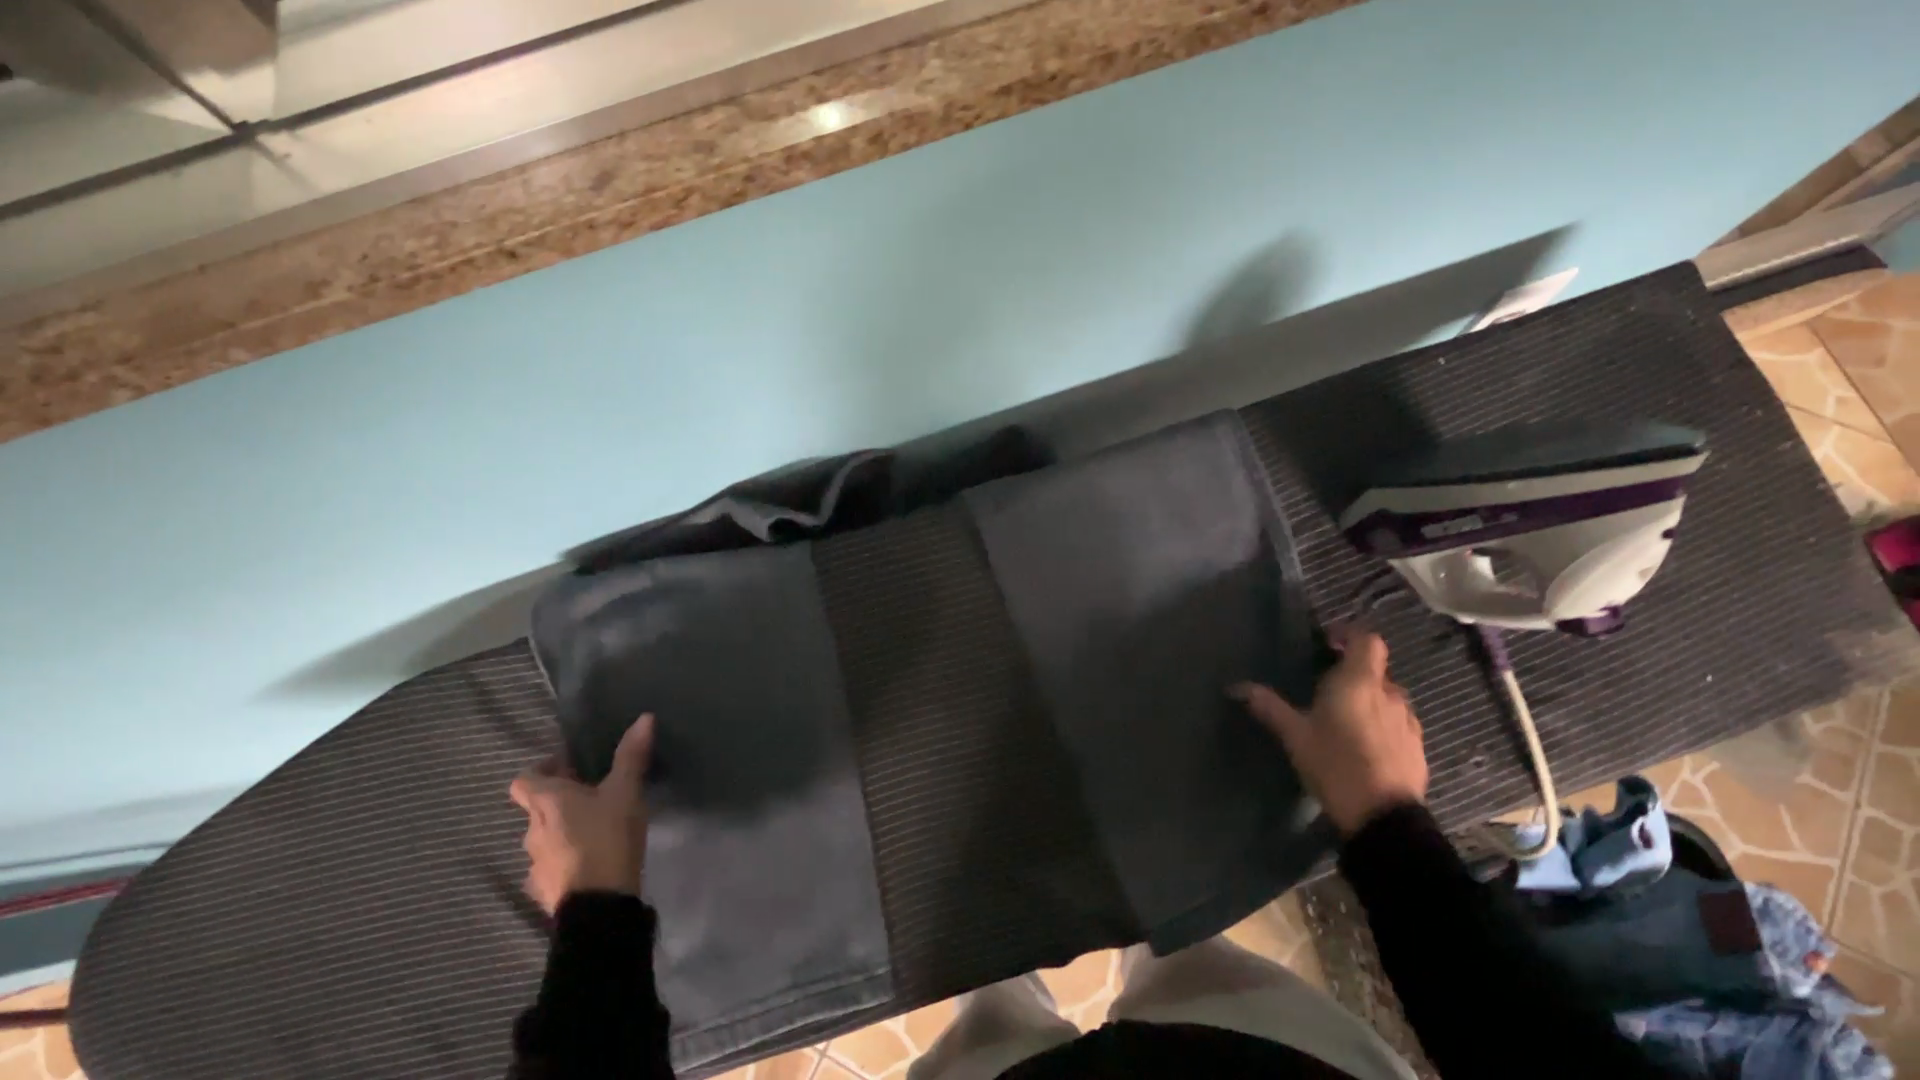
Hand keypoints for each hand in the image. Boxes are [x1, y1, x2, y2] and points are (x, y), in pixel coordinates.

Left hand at [509, 713, 654, 913]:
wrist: (598, 906)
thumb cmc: (607, 838)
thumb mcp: (626, 792)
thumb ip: (631, 756)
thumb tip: (643, 717)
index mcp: (546, 801)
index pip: (524, 779)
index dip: (542, 771)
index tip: (569, 769)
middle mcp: (532, 830)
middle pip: (538, 809)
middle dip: (561, 803)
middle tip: (595, 799)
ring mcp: (536, 864)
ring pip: (546, 839)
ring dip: (564, 834)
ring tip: (597, 834)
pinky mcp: (546, 891)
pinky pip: (553, 869)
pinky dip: (567, 864)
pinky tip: (591, 866)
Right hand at [1233, 629, 1428, 835]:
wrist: (1383, 816)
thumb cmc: (1335, 764)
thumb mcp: (1294, 736)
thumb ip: (1269, 707)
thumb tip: (1236, 687)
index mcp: (1359, 681)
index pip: (1367, 640)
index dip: (1350, 636)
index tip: (1329, 644)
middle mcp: (1389, 693)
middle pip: (1376, 670)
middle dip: (1354, 674)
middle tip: (1327, 691)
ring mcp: (1408, 721)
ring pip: (1388, 699)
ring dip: (1369, 701)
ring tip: (1345, 722)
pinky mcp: (1417, 747)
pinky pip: (1397, 724)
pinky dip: (1382, 725)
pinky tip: (1364, 747)